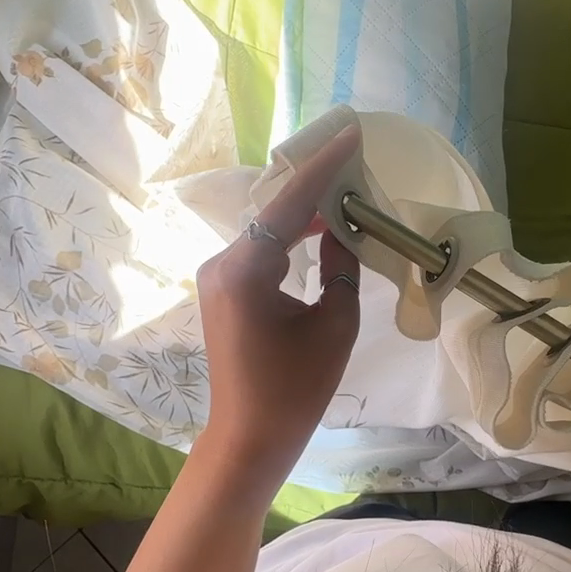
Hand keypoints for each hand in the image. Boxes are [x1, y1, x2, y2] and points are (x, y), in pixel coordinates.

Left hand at [195, 125, 361, 475]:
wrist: (251, 436)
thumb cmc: (296, 389)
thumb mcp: (335, 326)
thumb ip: (342, 269)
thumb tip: (340, 230)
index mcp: (245, 270)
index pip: (288, 205)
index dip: (322, 169)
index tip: (351, 135)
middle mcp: (222, 264)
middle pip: (272, 211)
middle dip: (312, 186)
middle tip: (353, 163)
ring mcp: (217, 278)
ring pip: (265, 231)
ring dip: (301, 214)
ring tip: (343, 193)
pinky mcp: (222, 292)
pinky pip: (259, 252)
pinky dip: (288, 239)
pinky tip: (316, 231)